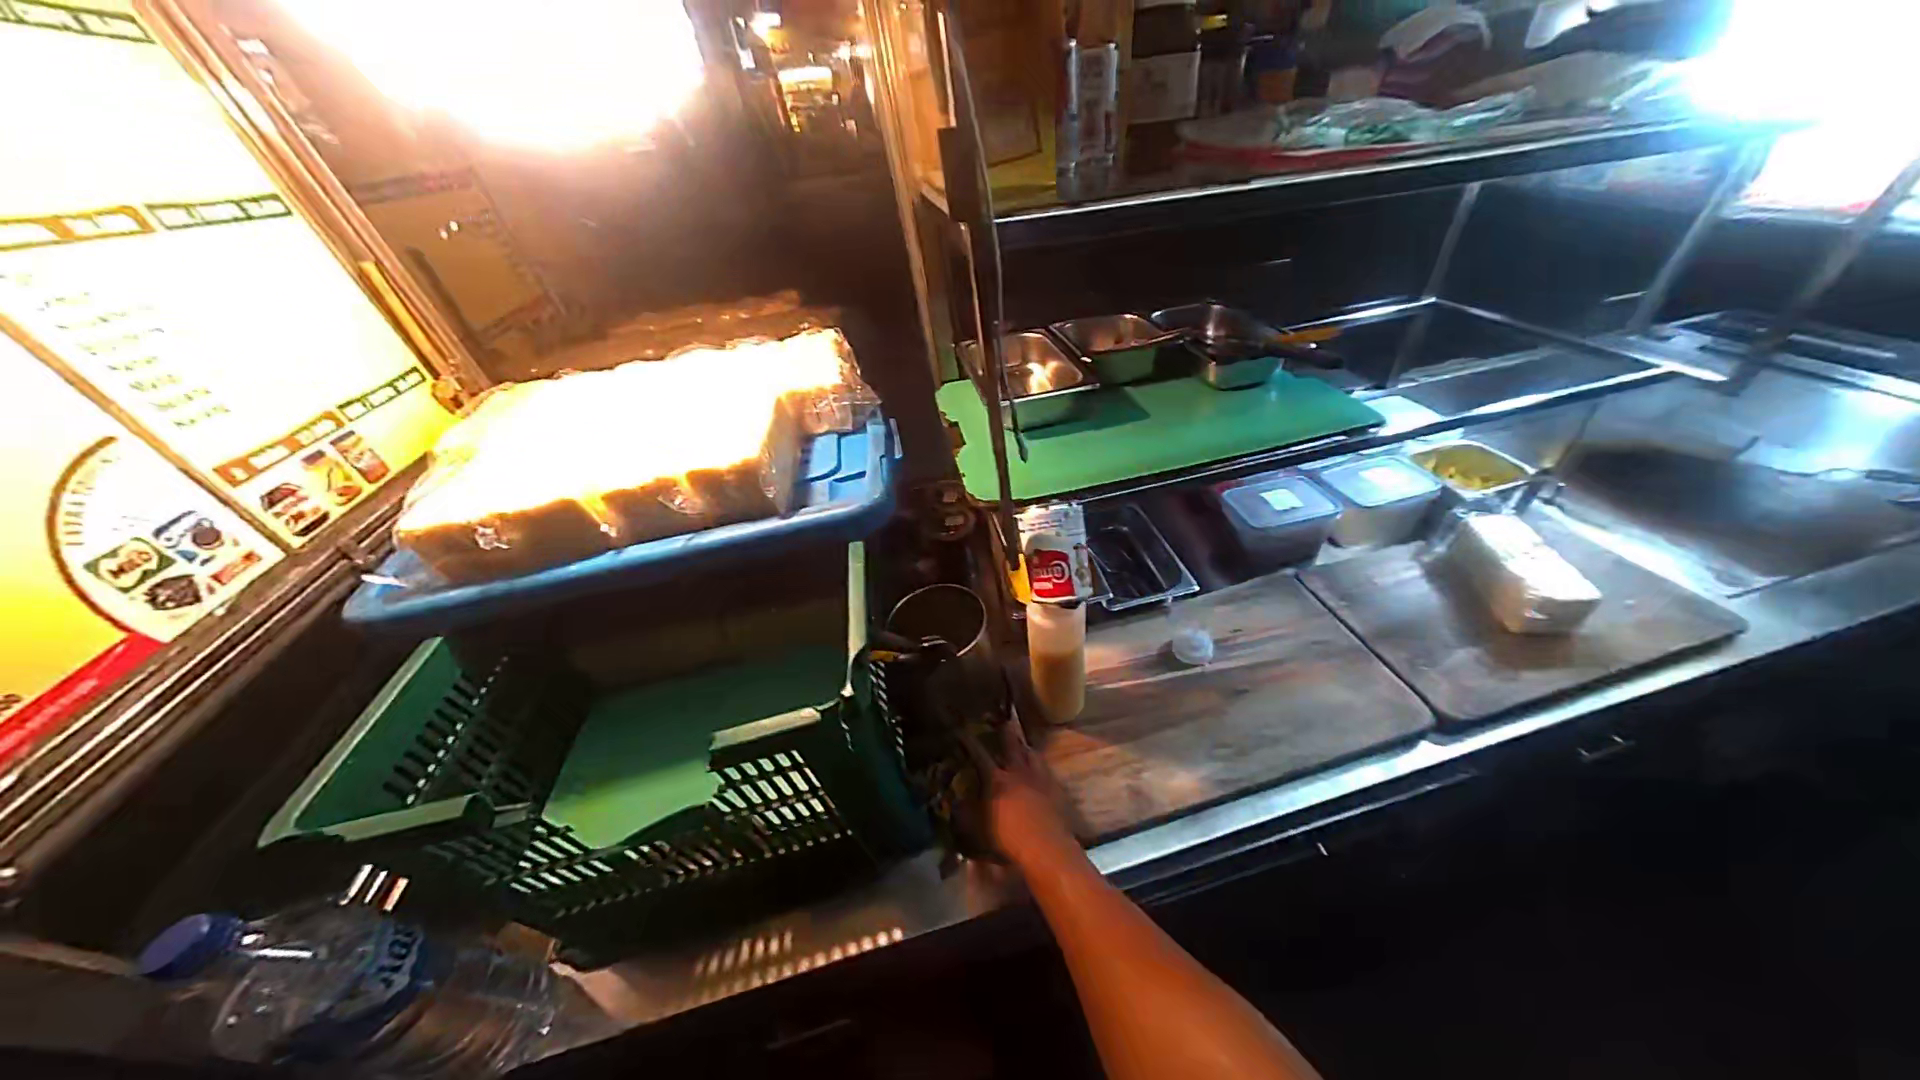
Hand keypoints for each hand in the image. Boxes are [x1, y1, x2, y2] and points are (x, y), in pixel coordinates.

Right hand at [963, 724, 1086, 874]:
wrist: (1046, 848)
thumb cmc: (1006, 840)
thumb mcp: (976, 830)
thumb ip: (965, 814)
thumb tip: (955, 802)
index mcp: (995, 779)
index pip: (978, 754)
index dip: (968, 741)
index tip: (961, 730)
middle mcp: (1017, 772)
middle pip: (1011, 744)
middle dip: (1004, 731)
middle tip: (1001, 721)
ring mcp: (1039, 778)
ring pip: (1031, 754)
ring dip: (1025, 746)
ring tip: (1022, 743)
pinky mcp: (1055, 789)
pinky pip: (1046, 770)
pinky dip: (1040, 765)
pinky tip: (1040, 768)